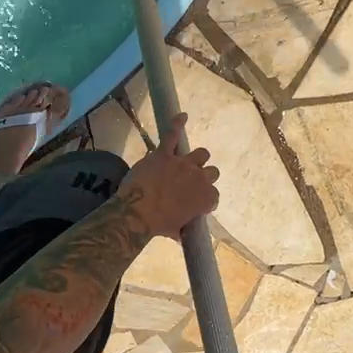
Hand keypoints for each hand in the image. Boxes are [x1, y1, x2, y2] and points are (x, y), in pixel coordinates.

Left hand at [117, 113, 220, 239]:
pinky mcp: (164, 154)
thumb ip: (182, 229)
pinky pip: (172, 134)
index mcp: (205, 198)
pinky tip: (182, 116)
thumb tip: (181, 236)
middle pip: (212, 171)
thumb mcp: (175, 231)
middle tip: (191, 181)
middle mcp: (199, 178)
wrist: (137, 212)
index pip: (214, 195)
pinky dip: (177, 123)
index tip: (196, 201)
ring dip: (196, 157)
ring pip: (201, 153)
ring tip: (187, 161)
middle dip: (204, 175)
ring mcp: (182, 163)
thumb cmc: (157, 225)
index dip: (205, 197)